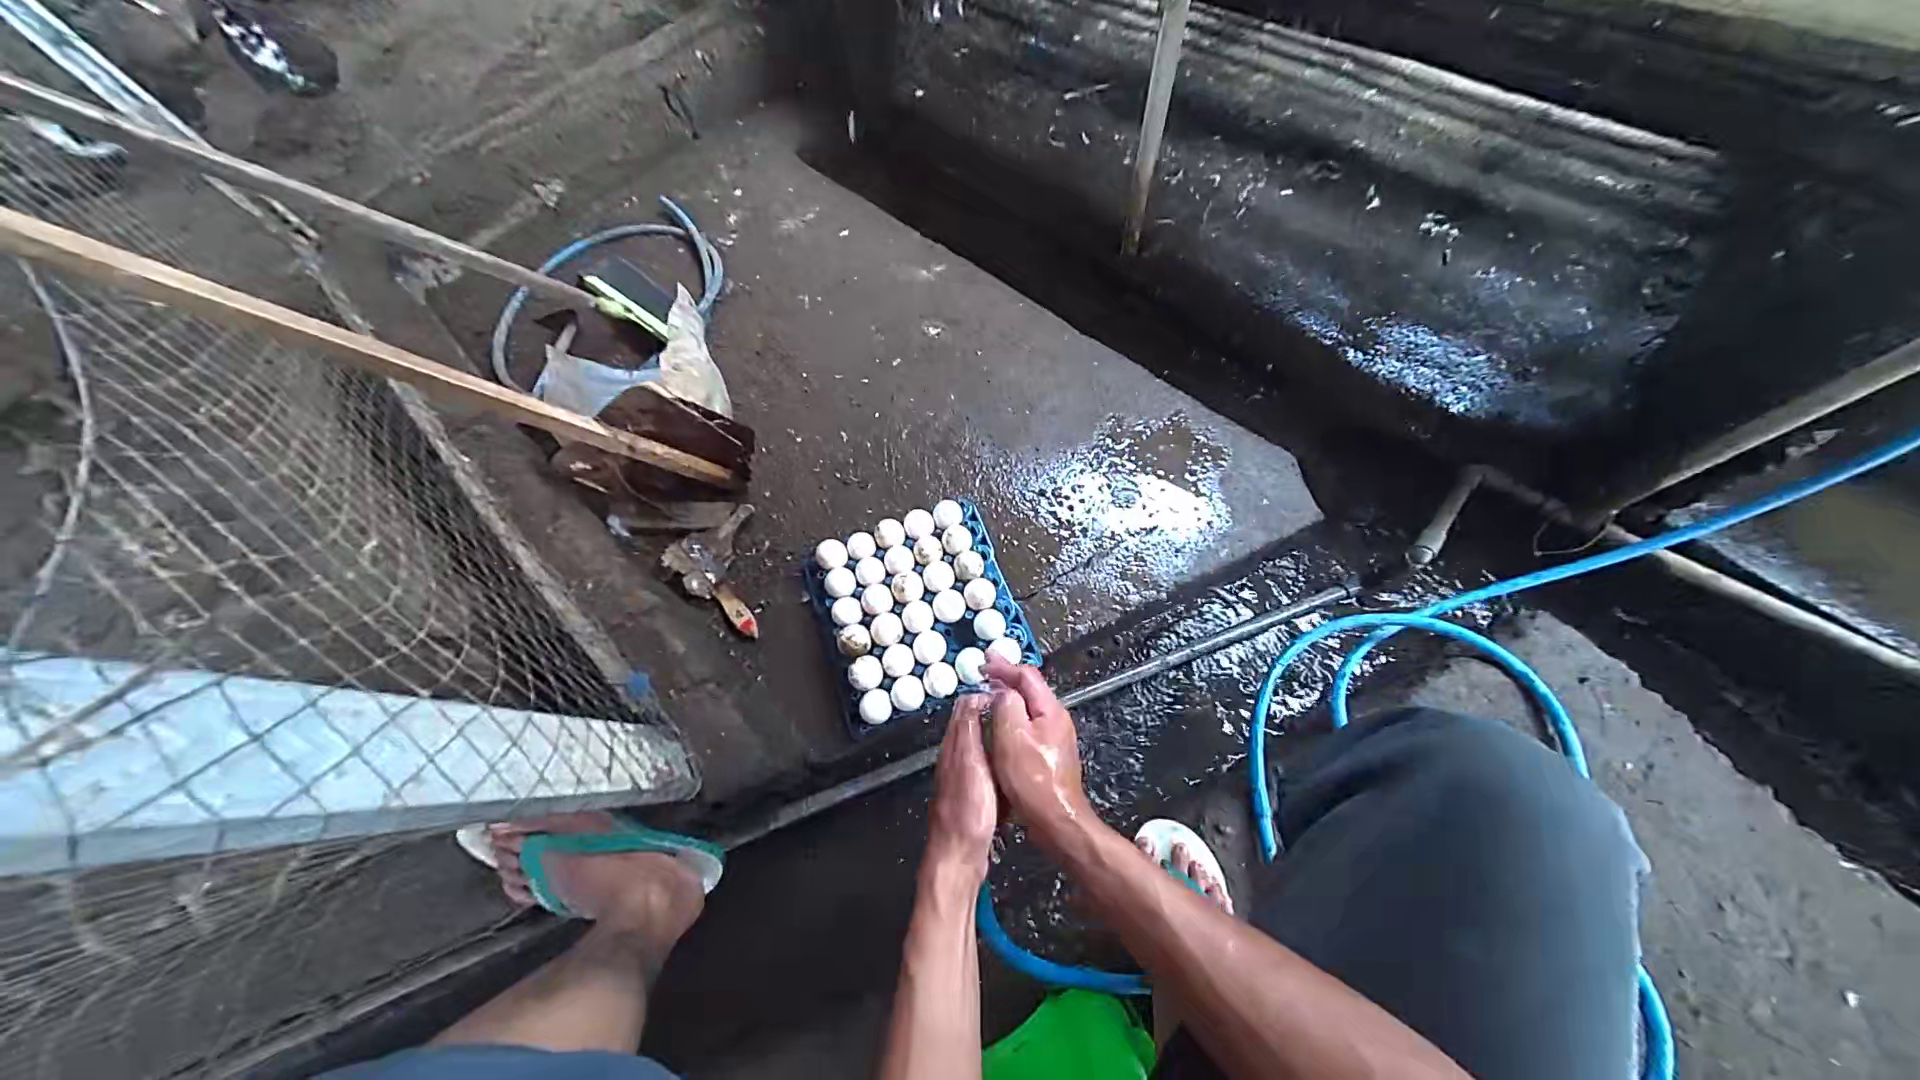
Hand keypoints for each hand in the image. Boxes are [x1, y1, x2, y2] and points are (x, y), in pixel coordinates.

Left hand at [926, 692, 998, 882]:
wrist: (958, 856)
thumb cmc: (968, 810)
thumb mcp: (971, 762)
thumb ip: (970, 730)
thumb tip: (975, 697)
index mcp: (953, 747)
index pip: (964, 708)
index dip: (984, 696)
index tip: (1007, 692)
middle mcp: (954, 759)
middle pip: (971, 726)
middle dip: (991, 714)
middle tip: (1016, 709)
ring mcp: (962, 779)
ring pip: (979, 747)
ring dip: (995, 737)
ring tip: (1017, 733)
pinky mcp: (972, 797)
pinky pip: (986, 770)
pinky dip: (997, 761)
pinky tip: (1010, 767)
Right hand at [983, 655, 1093, 853]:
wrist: (1056, 820)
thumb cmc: (1033, 781)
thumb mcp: (1012, 735)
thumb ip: (1006, 705)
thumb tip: (1002, 692)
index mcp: (1050, 710)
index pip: (1026, 675)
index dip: (1003, 667)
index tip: (983, 664)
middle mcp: (1057, 719)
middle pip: (1030, 688)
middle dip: (1006, 677)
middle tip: (985, 670)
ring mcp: (1055, 737)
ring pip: (1029, 706)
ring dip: (1008, 696)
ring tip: (989, 691)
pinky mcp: (1049, 753)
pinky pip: (1028, 723)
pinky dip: (1012, 715)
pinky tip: (1000, 722)